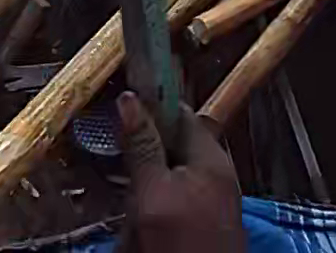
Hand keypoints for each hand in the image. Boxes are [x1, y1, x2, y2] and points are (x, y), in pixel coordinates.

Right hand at [117, 92, 244, 252]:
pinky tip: (141, 232)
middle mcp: (215, 175)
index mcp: (211, 158)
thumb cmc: (179, 248)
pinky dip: (152, 212)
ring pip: (165, 176)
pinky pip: (170, 203)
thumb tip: (128, 97)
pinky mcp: (202, 227)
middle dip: (143, 157)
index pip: (179, 111)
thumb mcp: (152, 194)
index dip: (150, 106)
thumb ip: (142, 145)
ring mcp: (211, 203)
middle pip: (170, 144)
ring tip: (135, 218)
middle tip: (125, 175)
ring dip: (143, 192)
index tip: (120, 111)